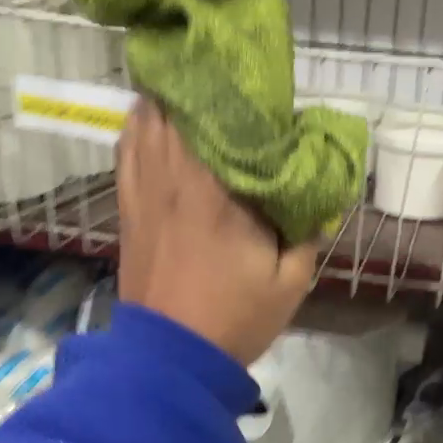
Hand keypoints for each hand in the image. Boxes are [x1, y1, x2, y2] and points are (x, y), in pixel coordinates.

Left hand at [116, 100, 317, 363]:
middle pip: (180, 103)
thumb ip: (308, 230)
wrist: (171, 358)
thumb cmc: (234, 318)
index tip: (266, 87)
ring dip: (172, 98)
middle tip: (232, 84)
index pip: (227, 115)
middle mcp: (175, 175)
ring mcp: (144, 189)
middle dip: (205, 85)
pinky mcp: (127, 206)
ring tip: (197, 91)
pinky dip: (142, 125)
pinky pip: (127, 147)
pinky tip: (157, 120)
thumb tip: (316, 192)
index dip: (243, 92)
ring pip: (148, 117)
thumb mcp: (292, 281)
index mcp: (219, 189)